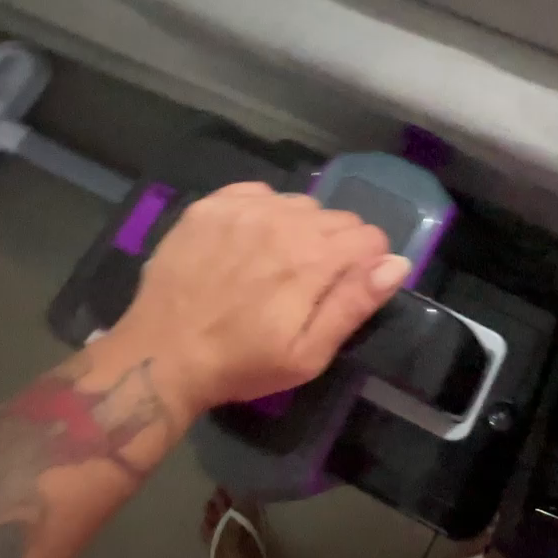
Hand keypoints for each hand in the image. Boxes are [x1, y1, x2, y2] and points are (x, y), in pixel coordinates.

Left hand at [110, 182, 409, 420]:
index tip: (345, 289)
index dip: (367, 265)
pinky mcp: (211, 205)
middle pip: (339, 218)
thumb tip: (397, 263)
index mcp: (314, 258)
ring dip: (300, 229)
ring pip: (301, 204)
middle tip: (307, 284)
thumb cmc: (241, 364)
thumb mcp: (308, 354)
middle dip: (336, 247)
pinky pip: (260, 193)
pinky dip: (263, 213)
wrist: (160, 356)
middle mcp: (284, 220)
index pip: (370, 237)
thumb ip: (355, 303)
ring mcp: (244, 208)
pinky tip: (247, 244)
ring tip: (274, 265)